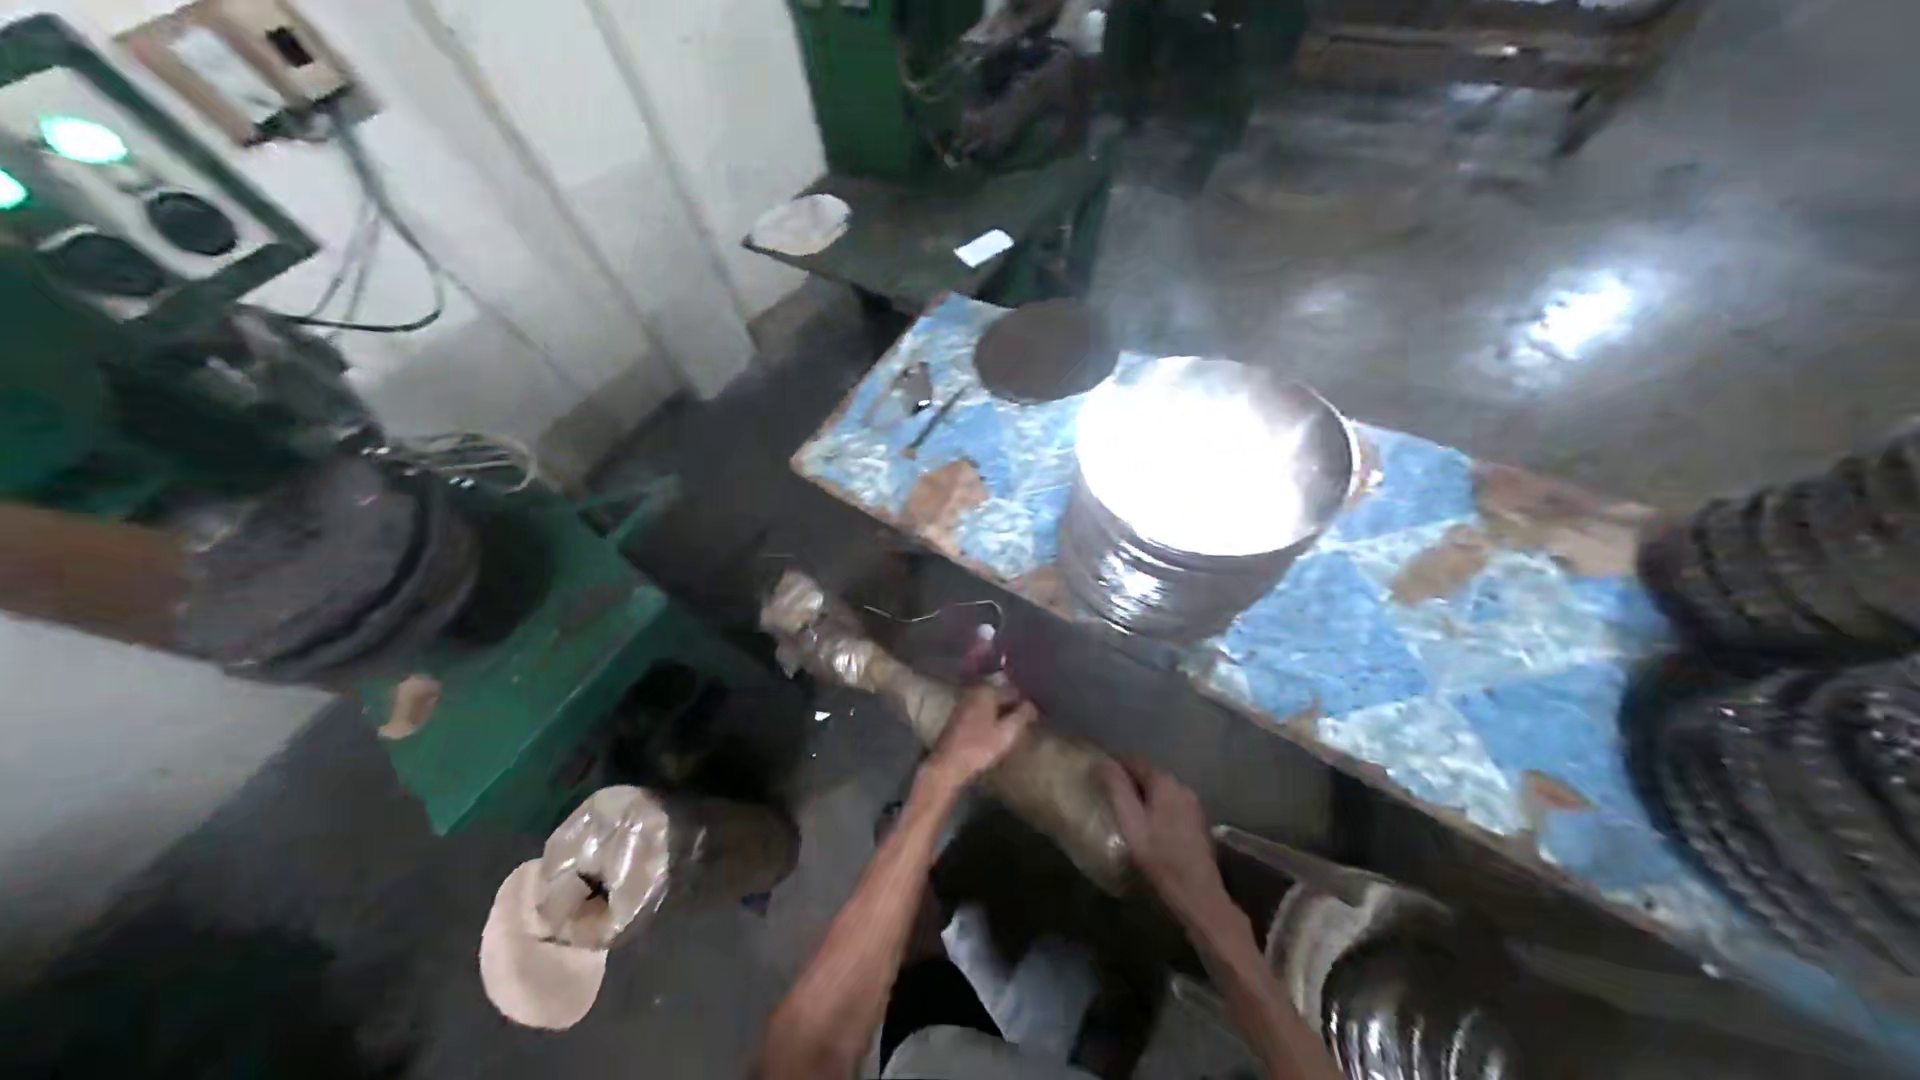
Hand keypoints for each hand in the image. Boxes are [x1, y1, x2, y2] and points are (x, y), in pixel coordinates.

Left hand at [925, 683, 1035, 790]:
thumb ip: (1021, 715)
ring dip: (1002, 710)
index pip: (1012, 691)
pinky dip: (991, 716)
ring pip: (989, 702)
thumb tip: (1031, 704)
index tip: (1035, 715)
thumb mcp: (1006, 732)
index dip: (1026, 702)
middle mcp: (973, 692)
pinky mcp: (958, 717)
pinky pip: (980, 710)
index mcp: (985, 691)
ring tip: (1014, 724)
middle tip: (1027, 719)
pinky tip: (997, 728)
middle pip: (999, 694)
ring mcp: (963, 703)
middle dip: (1013, 704)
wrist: (948, 764)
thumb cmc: (979, 747)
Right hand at [1100, 759, 1230, 923]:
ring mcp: (1193, 805)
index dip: (1114, 766)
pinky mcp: (1198, 823)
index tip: (1097, 775)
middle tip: (1107, 794)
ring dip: (1143, 795)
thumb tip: (1101, 761)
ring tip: (1124, 811)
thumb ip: (1116, 788)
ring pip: (1161, 791)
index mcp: (1165, 783)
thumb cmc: (1158, 858)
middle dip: (1128, 780)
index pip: (1134, 761)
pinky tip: (1148, 825)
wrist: (1198, 896)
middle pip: (1149, 774)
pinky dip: (1156, 807)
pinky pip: (1171, 805)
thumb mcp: (1130, 821)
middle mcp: (1182, 787)